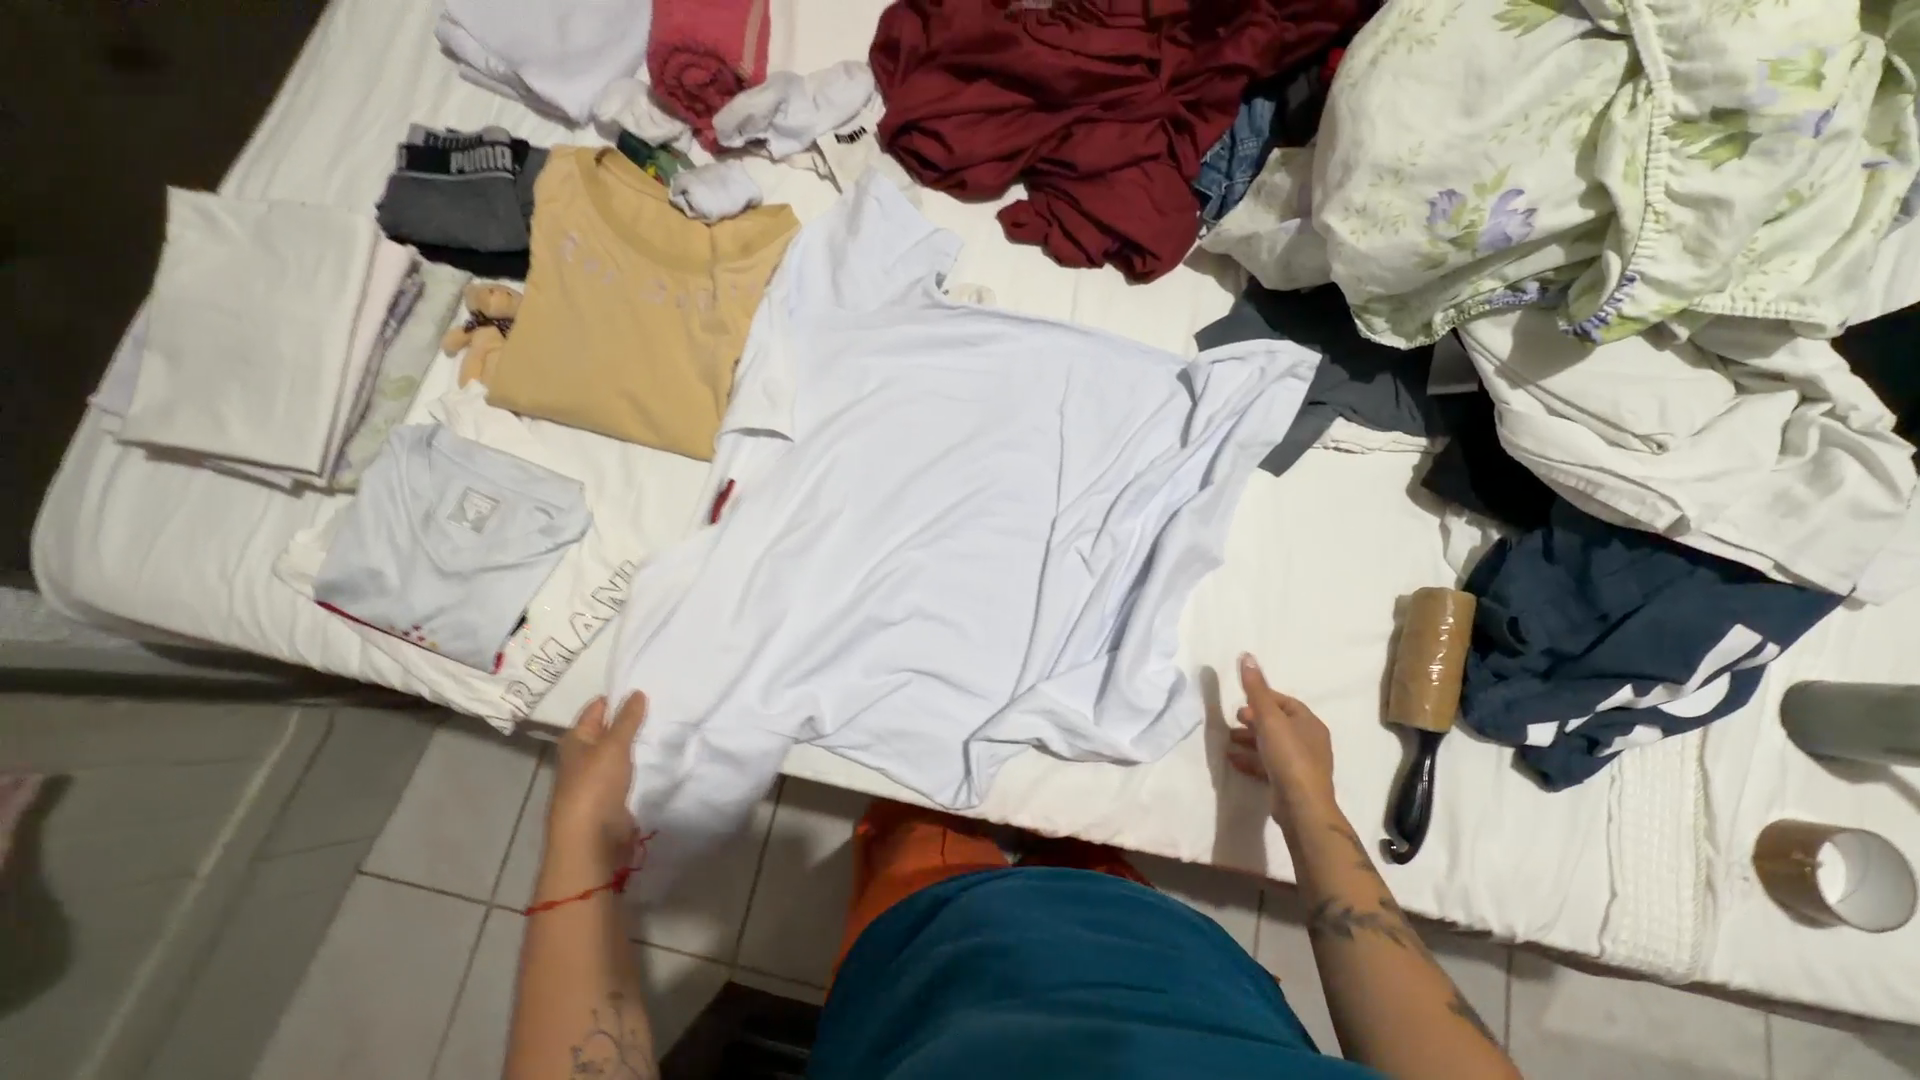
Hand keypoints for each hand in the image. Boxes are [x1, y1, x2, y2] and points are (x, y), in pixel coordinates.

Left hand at [546, 694, 647, 876]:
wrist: (591, 838)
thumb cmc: (595, 785)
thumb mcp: (613, 745)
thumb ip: (627, 719)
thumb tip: (637, 692)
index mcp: (575, 739)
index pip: (597, 708)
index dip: (619, 698)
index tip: (648, 689)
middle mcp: (582, 755)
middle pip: (608, 729)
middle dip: (632, 720)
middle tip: (664, 706)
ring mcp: (596, 777)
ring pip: (619, 752)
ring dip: (638, 743)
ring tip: (666, 728)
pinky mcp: (610, 796)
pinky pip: (627, 772)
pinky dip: (640, 764)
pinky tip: (658, 758)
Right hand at [1227, 653, 1336, 826]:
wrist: (1301, 805)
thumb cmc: (1288, 756)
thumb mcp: (1269, 718)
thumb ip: (1256, 689)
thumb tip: (1246, 655)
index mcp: (1309, 723)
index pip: (1285, 703)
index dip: (1262, 699)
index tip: (1242, 701)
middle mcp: (1309, 741)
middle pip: (1278, 724)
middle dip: (1253, 720)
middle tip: (1234, 721)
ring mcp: (1301, 764)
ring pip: (1271, 745)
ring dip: (1249, 741)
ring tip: (1227, 741)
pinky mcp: (1290, 782)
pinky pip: (1268, 765)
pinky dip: (1251, 759)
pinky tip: (1232, 760)